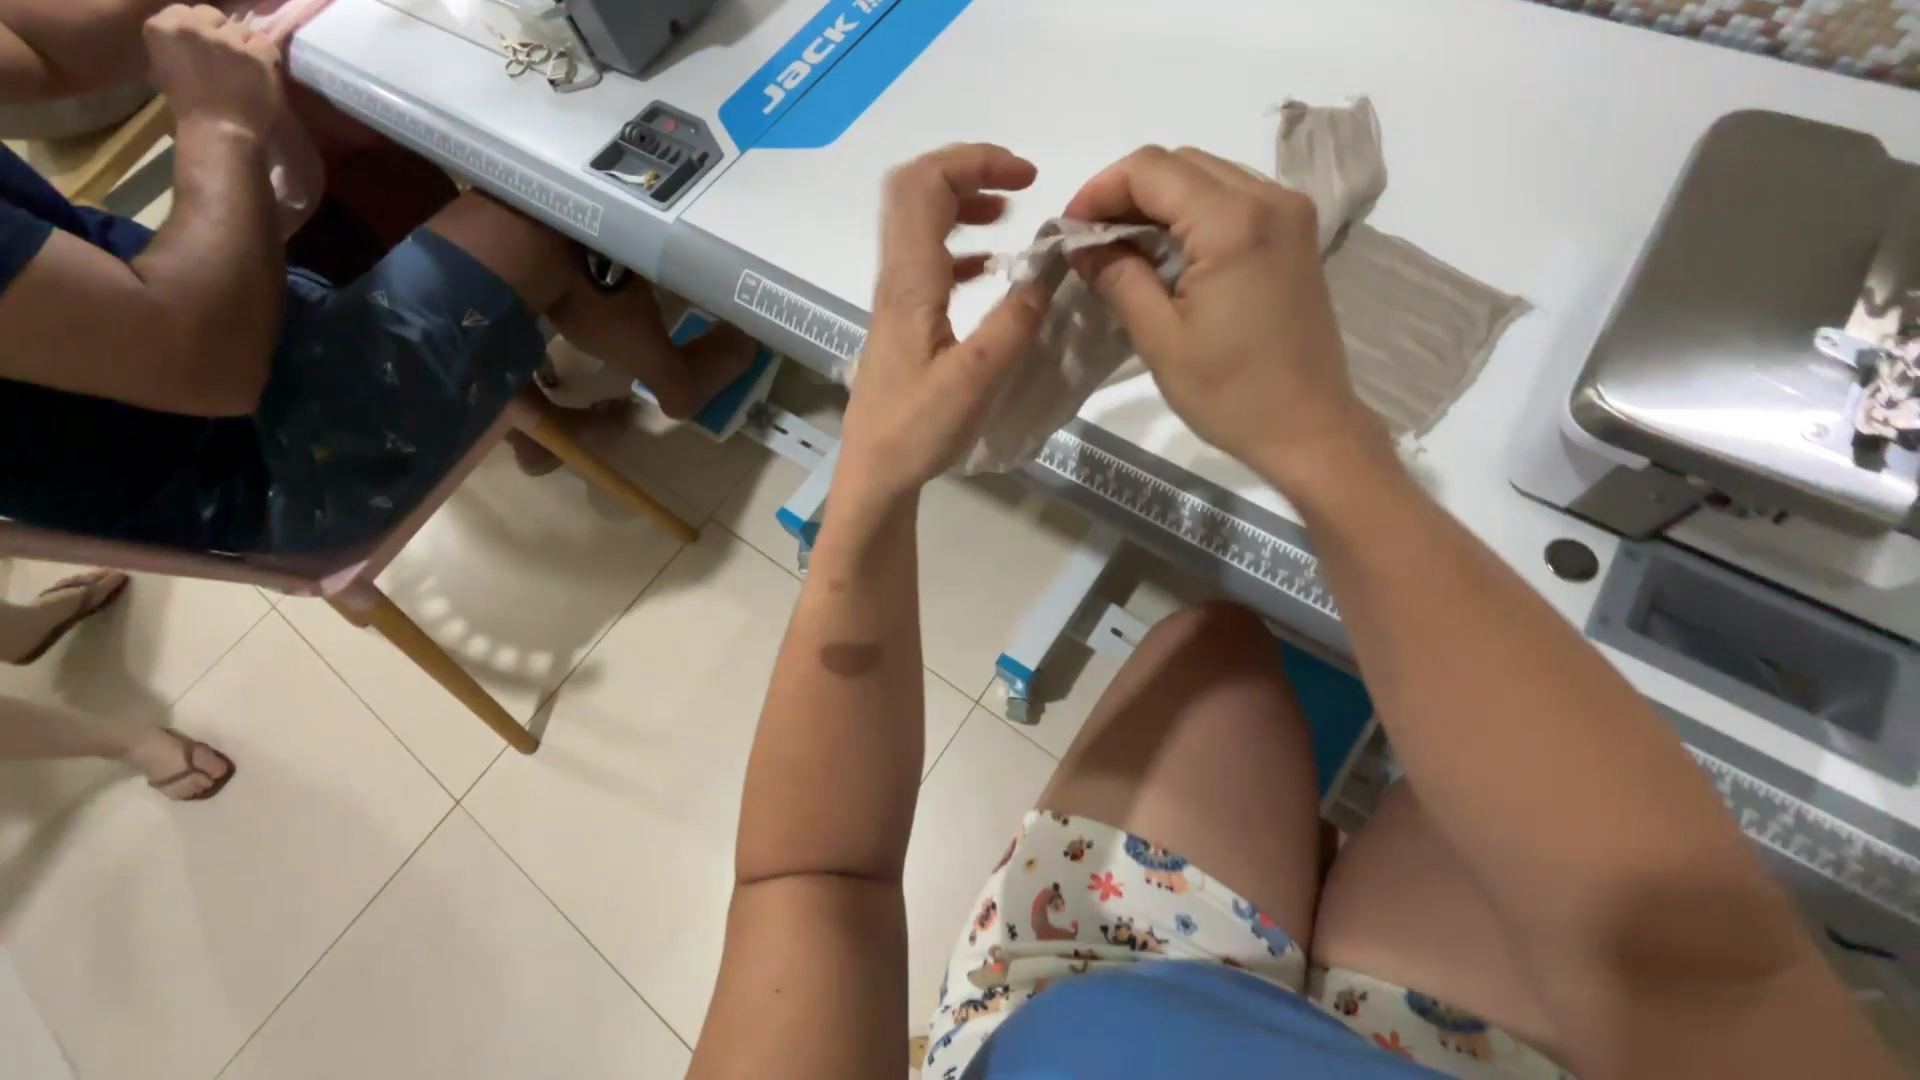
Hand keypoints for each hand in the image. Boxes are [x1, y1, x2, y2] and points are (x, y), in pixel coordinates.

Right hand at [144, 4, 282, 139]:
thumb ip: (177, 41)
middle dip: (223, 32)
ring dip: (247, 45)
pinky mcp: (255, 55)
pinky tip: (264, 71)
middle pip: (214, 15)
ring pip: (242, 30)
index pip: (187, 10)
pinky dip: (268, 56)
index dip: (203, 27)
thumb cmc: (190, 104)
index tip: (210, 44)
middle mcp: (190, 25)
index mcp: (160, 25)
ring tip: (249, 67)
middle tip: (231, 56)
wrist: (218, 128)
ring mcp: (225, 39)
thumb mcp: (165, 63)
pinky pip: (267, 44)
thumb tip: (194, 32)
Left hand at [836, 144, 1049, 507]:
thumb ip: (1016, 320)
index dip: (975, 161)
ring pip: (920, 224)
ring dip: (963, 206)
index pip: (927, 184)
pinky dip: (960, 248)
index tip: (1027, 178)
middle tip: (1019, 187)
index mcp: (911, 281)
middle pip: (917, 191)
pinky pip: (927, 262)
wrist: (875, 471)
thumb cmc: (919, 429)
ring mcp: (895, 299)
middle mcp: (896, 278)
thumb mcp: (978, 378)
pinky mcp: (902, 322)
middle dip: (969, 172)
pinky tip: (990, 270)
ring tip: (1009, 217)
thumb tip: (1051, 268)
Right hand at [1065, 146, 1395, 495]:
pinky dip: (1191, 213)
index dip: (1099, 190)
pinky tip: (1168, 253)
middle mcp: (1268, 199)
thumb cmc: (1230, 393)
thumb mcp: (1159, 339)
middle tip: (1091, 241)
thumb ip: (1118, 276)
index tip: (1070, 232)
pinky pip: (1233, 197)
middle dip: (1125, 193)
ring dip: (1158, 201)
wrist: (1308, 428)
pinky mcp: (1295, 234)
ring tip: (1122, 248)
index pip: (1150, 169)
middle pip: (1179, 162)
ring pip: (1207, 174)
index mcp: (1232, 222)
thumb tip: (1083, 244)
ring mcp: (1289, 213)